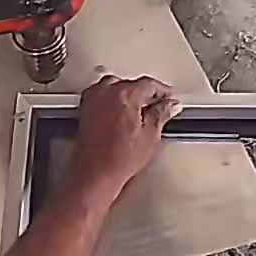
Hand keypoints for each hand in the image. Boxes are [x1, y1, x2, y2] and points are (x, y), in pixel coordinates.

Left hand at [63, 75, 178, 202]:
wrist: (95, 172)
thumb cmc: (117, 158)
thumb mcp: (150, 135)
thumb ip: (161, 114)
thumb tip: (170, 105)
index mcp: (124, 94)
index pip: (149, 84)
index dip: (163, 91)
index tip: (169, 98)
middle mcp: (106, 93)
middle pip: (130, 83)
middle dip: (145, 92)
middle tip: (158, 104)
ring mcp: (93, 100)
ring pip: (114, 86)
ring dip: (127, 93)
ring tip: (139, 108)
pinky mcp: (85, 110)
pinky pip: (101, 94)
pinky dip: (111, 98)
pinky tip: (119, 111)